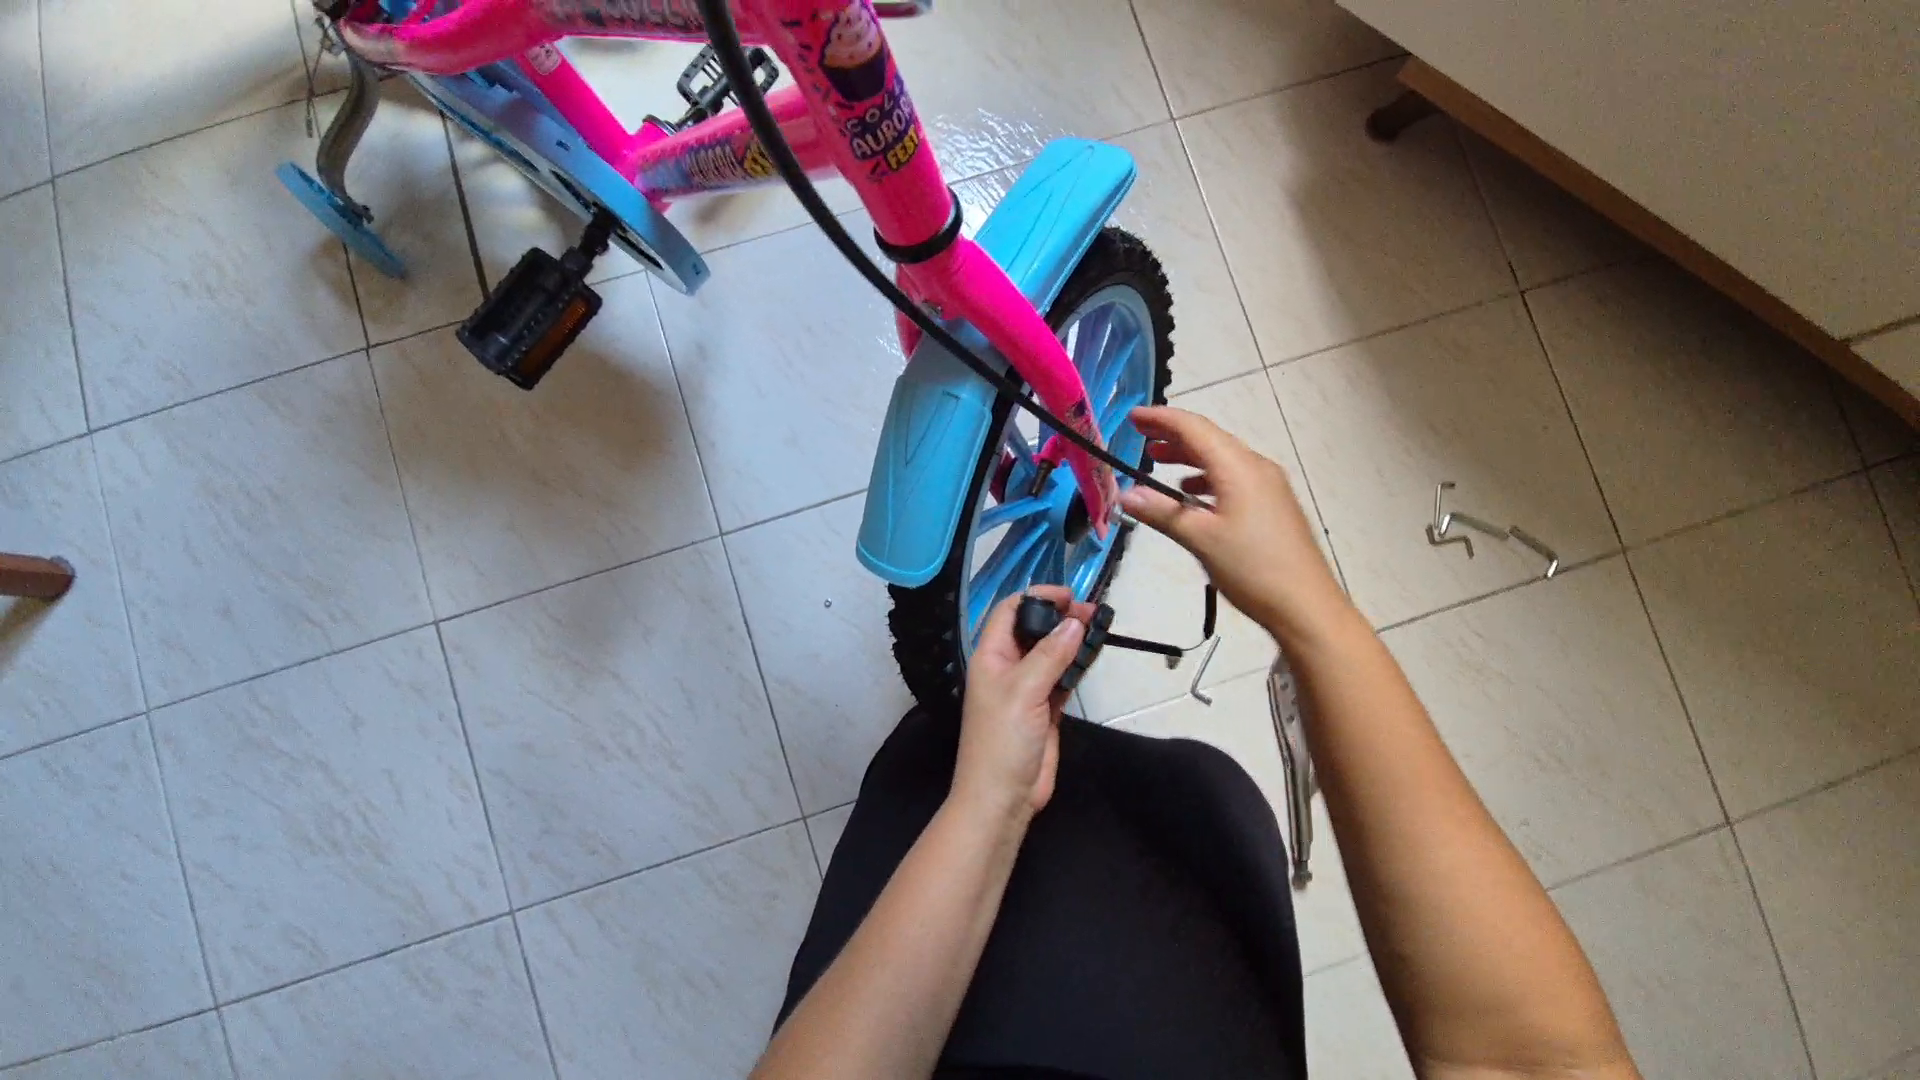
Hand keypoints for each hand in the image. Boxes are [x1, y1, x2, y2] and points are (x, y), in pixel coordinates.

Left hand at [952, 587, 1091, 824]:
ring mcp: (1027, 688)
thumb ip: (1050, 655)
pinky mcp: (1045, 709)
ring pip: (1051, 653)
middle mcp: (1007, 667)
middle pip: (1034, 630)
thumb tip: (1074, 623)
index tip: (1069, 596)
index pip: (1009, 611)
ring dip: (1072, 640)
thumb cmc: (1002, 739)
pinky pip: (1062, 677)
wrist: (1003, 797)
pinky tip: (1093, 655)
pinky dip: (1077, 666)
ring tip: (1099, 628)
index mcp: (990, 656)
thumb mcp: (1024, 690)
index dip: (1037, 598)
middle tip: (1092, 613)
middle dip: (1060, 617)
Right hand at [1119, 406, 1351, 645]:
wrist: (1306, 605)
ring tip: (1157, 462)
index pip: (1194, 428)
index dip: (1161, 419)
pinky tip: (1191, 496)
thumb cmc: (1252, 568)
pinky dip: (1206, 478)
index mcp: (1238, 468)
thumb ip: (1161, 512)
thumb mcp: (1200, 539)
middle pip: (1210, 439)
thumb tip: (1124, 494)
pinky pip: (1233, 477)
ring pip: (1222, 458)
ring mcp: (1268, 486)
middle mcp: (1256, 467)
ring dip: (1188, 457)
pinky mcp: (1272, 505)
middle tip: (1139, 436)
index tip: (1131, 417)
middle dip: (1172, 435)